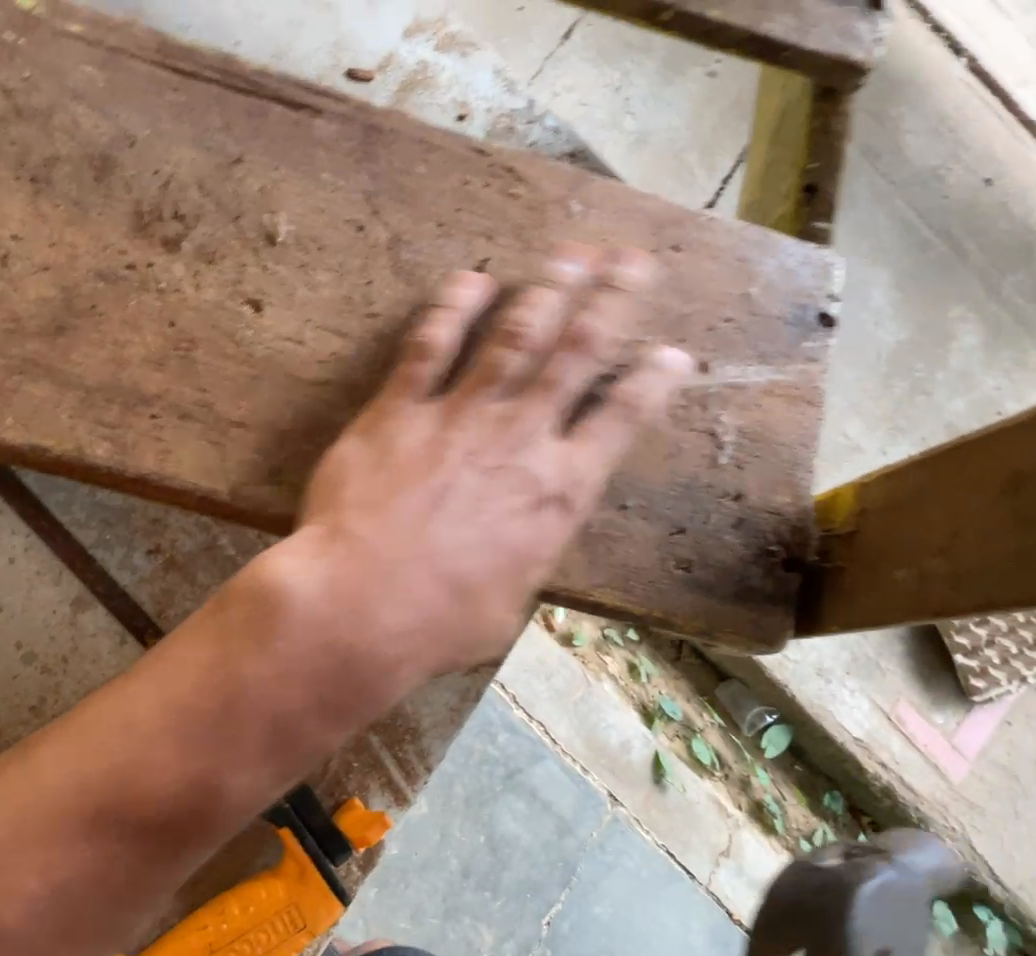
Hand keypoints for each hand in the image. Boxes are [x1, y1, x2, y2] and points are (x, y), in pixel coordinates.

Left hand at [289, 245, 692, 681]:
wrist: (363, 603)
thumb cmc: (439, 621)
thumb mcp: (508, 599)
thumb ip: (523, 554)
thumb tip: (519, 549)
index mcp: (559, 490)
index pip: (622, 419)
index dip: (652, 381)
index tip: (672, 354)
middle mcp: (520, 439)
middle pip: (577, 354)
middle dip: (610, 302)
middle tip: (631, 261)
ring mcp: (457, 417)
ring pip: (514, 336)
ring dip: (547, 289)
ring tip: (570, 254)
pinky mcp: (396, 411)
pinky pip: (429, 346)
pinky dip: (451, 308)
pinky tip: (470, 279)